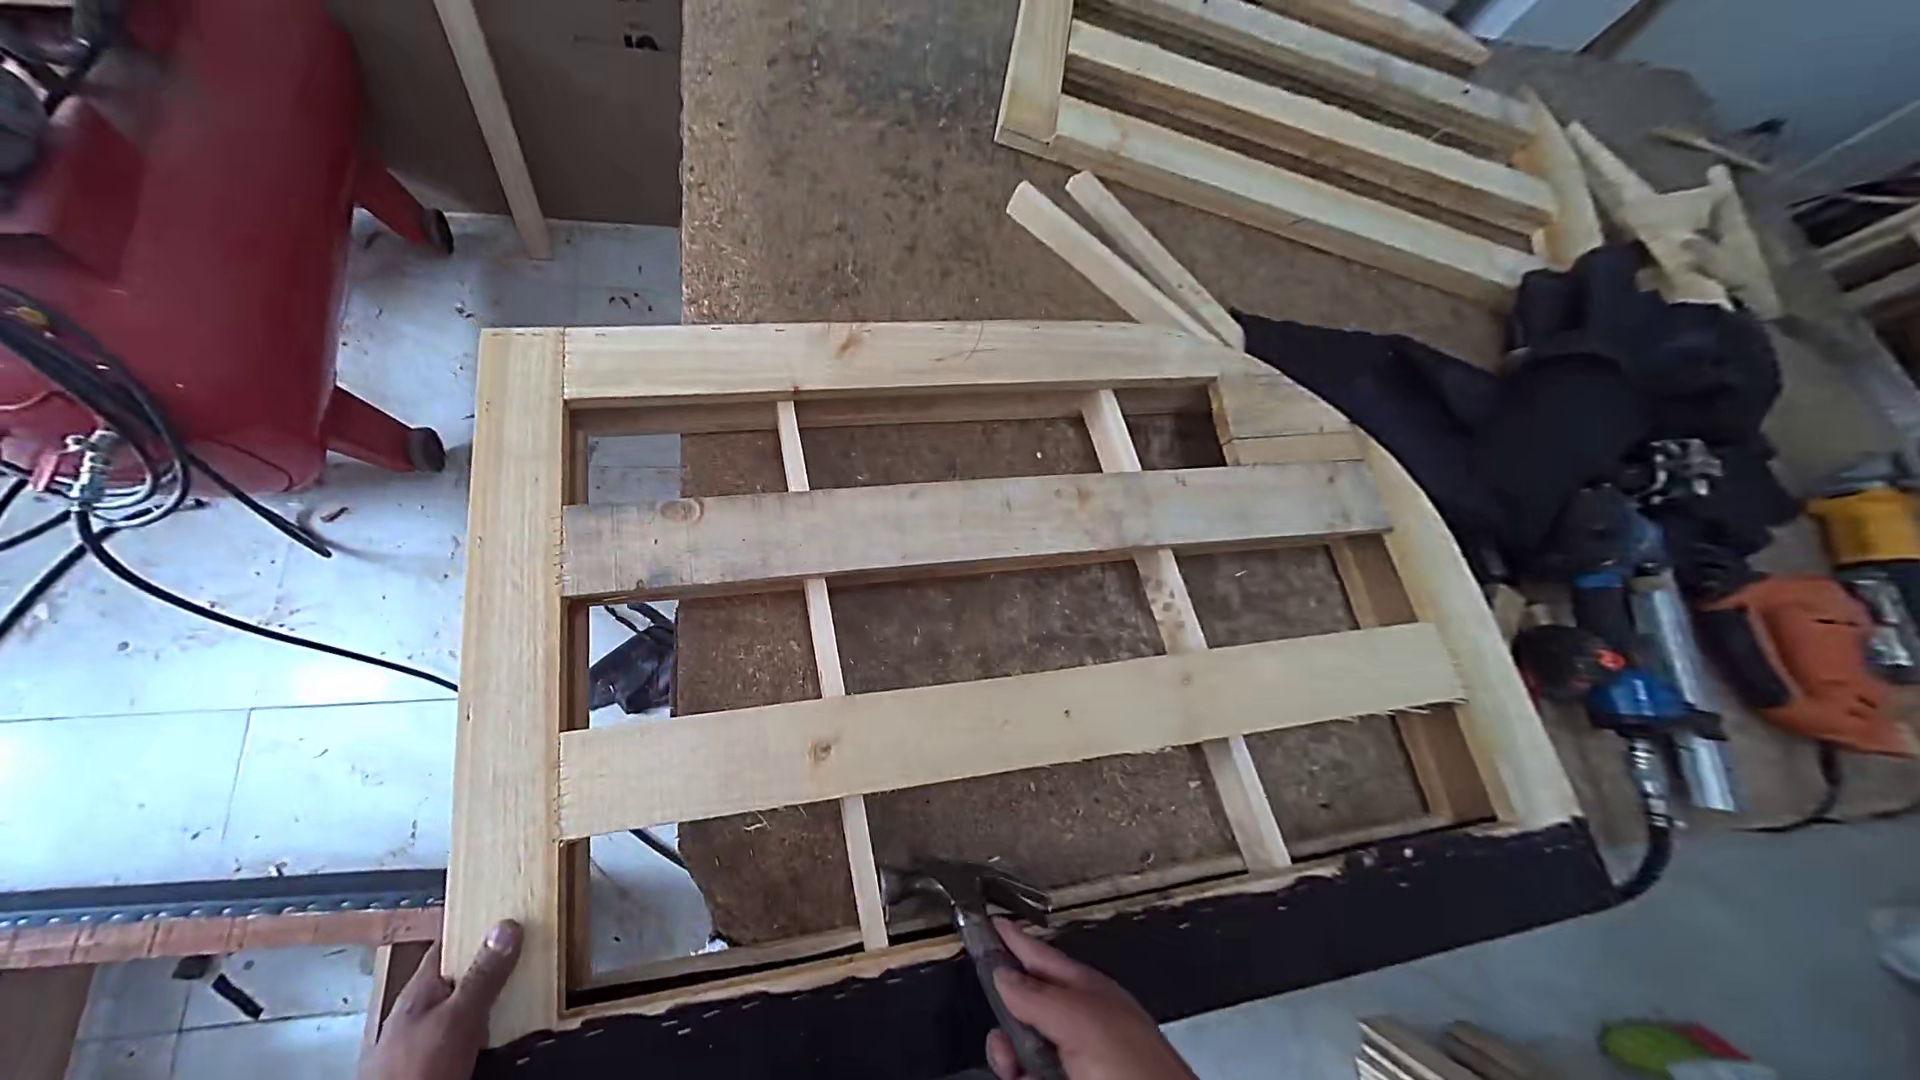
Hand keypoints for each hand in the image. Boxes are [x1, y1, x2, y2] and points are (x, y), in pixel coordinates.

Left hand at [359, 920, 522, 1079]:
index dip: (479, 923)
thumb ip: (482, 976)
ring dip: (501, 990)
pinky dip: (498, 1018)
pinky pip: (479, 1026)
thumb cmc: (414, 1073)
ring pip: (474, 1000)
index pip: (450, 941)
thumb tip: (507, 925)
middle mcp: (425, 1009)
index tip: (512, 907)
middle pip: (466, 971)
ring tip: (535, 976)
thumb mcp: (456, 1019)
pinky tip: (517, 1019)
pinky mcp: (445, 1058)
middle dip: (498, 958)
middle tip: (536, 942)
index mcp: (420, 991)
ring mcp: (433, 1035)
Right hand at [986, 919, 1198, 1079]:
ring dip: (1012, 1061)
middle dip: (1006, 1024)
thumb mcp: (1083, 1023)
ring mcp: (1076, 1061)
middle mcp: (1079, 1025)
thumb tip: (1003, 973)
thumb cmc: (1139, 1075)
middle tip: (1005, 1046)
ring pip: (1024, 1051)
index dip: (1012, 938)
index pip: (1040, 954)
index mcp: (1086, 993)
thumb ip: (1039, 996)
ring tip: (1018, 1072)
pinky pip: (1030, 1075)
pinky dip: (1022, 1077)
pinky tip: (1024, 1079)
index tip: (987, 923)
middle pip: (1024, 1008)